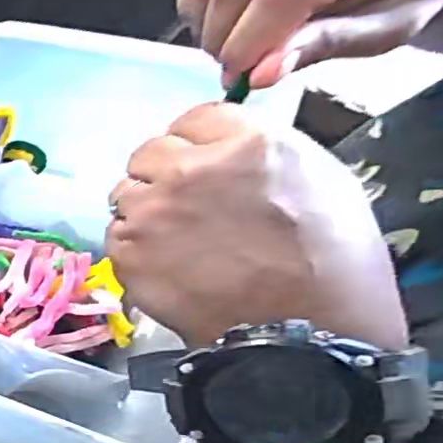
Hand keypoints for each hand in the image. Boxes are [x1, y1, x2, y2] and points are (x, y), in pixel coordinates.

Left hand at [109, 103, 405, 349]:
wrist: (296, 325)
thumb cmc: (327, 255)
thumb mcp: (317, 178)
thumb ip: (258, 153)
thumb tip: (222, 145)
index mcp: (245, 144)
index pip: (194, 118)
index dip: (194, 140)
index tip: (198, 159)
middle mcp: (187, 171)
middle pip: (147, 152)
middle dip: (160, 171)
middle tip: (180, 199)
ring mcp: (149, 213)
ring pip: (124, 193)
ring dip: (141, 207)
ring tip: (171, 234)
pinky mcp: (124, 251)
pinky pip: (115, 233)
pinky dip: (131, 242)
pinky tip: (161, 259)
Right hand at [179, 0, 442, 87]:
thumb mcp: (392, 28)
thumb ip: (325, 46)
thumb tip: (259, 74)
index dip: (250, 42)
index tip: (242, 77)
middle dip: (223, 37)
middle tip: (238, 67)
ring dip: (207, 25)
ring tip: (235, 43)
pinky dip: (198, 8)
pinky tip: (227, 21)